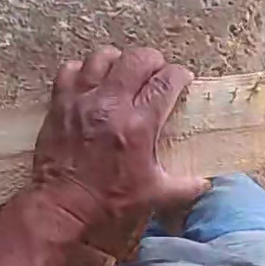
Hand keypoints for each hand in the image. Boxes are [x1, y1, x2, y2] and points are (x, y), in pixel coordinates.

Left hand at [30, 46, 210, 229]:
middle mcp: (111, 105)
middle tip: (155, 75)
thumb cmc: (108, 203)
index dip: (179, 76)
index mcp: (139, 125)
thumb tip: (205, 182)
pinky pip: (71, 69)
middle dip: (153, 62)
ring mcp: (82, 101)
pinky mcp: (59, 104)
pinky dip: (83, 71)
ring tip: (122, 74)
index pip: (166, 81)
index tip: (181, 81)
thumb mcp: (154, 197)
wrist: (62, 208)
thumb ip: (185, 186)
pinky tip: (90, 84)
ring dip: (118, 61)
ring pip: (103, 57)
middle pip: (138, 59)